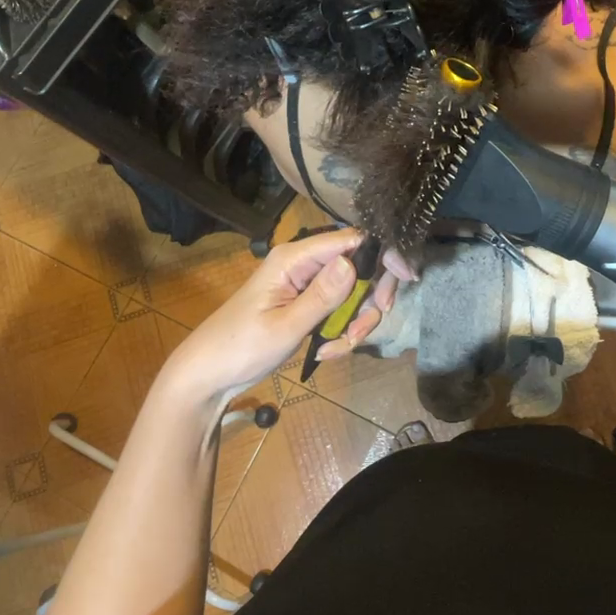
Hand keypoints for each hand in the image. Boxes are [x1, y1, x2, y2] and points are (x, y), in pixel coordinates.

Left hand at [156, 228, 413, 405]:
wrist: (208, 374)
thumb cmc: (240, 348)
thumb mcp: (285, 326)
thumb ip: (322, 295)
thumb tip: (354, 261)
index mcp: (295, 258)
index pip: (352, 239)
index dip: (384, 255)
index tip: (407, 278)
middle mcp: (304, 263)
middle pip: (360, 266)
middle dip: (369, 300)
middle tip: (362, 331)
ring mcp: (307, 283)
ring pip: (354, 293)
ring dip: (354, 323)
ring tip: (336, 349)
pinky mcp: (308, 303)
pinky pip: (340, 310)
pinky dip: (341, 332)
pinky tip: (327, 351)